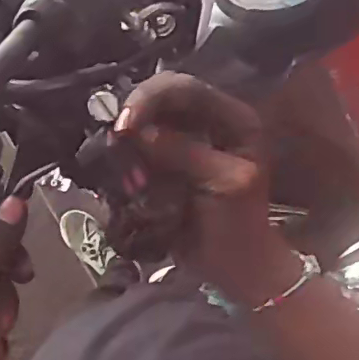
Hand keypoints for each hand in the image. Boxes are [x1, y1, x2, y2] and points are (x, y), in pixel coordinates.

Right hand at [112, 73, 299, 304]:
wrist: (236, 269)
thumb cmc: (241, 226)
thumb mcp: (225, 183)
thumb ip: (186, 153)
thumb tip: (139, 133)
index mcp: (231, 118)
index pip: (185, 90)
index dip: (150, 98)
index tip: (124, 124)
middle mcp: (204, 124)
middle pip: (157, 104)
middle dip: (135, 123)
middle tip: (117, 145)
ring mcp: (181, 147)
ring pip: (142, 129)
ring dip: (129, 151)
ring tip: (132, 182)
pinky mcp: (162, 170)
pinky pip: (135, 156)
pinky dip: (126, 168)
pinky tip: (130, 187)